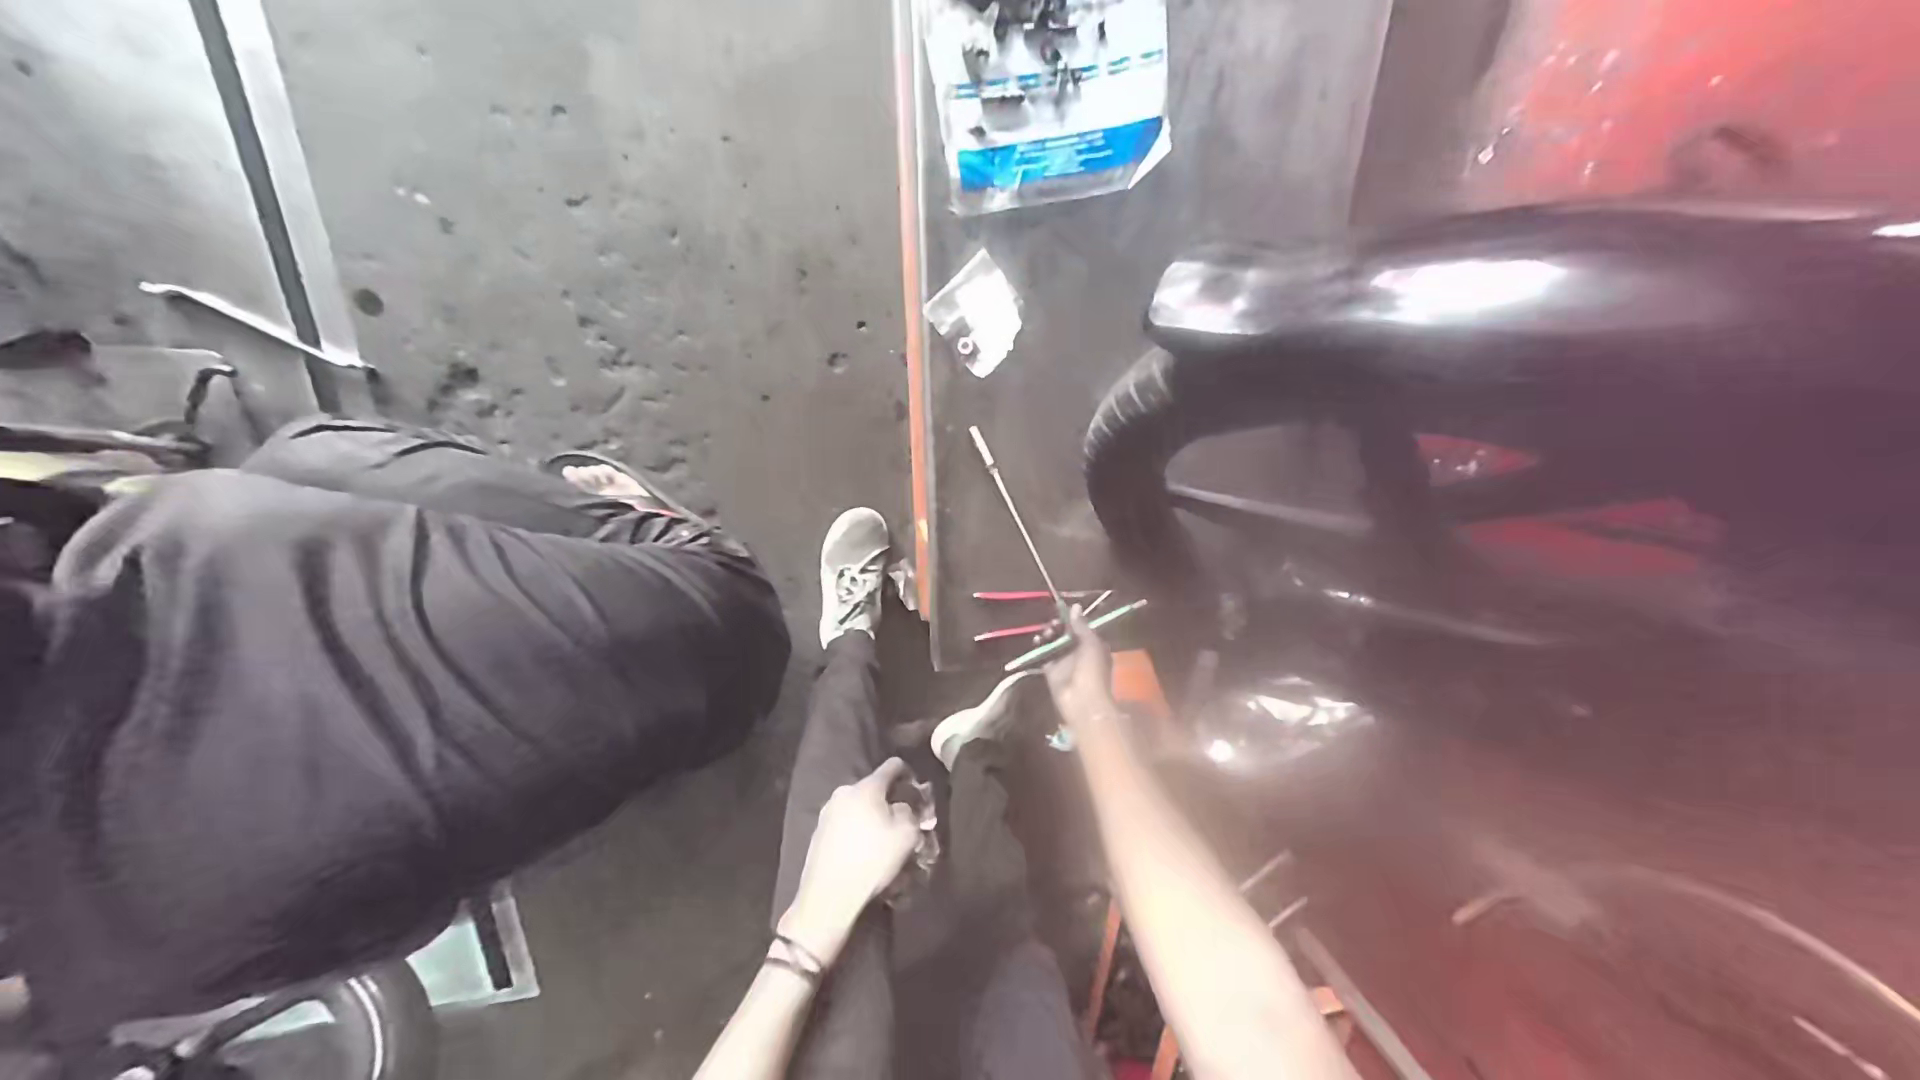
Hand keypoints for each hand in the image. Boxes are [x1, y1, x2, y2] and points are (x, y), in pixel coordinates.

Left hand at [778, 758, 920, 965]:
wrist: (828, 897)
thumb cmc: (872, 859)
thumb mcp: (907, 833)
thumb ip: (912, 811)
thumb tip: (905, 807)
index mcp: (865, 786)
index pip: (893, 765)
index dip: (910, 775)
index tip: (919, 795)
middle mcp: (844, 792)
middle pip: (876, 791)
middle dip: (893, 805)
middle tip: (906, 828)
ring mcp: (827, 813)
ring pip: (861, 810)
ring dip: (876, 822)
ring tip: (887, 847)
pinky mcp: (819, 835)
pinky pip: (847, 826)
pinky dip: (860, 835)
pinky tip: (866, 857)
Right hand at [1043, 606, 1116, 725]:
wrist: (1082, 701)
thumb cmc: (1092, 670)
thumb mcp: (1090, 643)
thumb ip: (1081, 625)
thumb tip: (1075, 606)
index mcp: (1093, 645)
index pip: (1081, 628)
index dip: (1072, 619)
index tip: (1061, 610)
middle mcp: (1079, 652)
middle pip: (1065, 634)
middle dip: (1058, 626)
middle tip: (1052, 623)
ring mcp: (1064, 662)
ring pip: (1054, 643)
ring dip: (1049, 635)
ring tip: (1046, 632)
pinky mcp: (1051, 670)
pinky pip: (1044, 654)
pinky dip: (1040, 646)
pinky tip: (1037, 640)